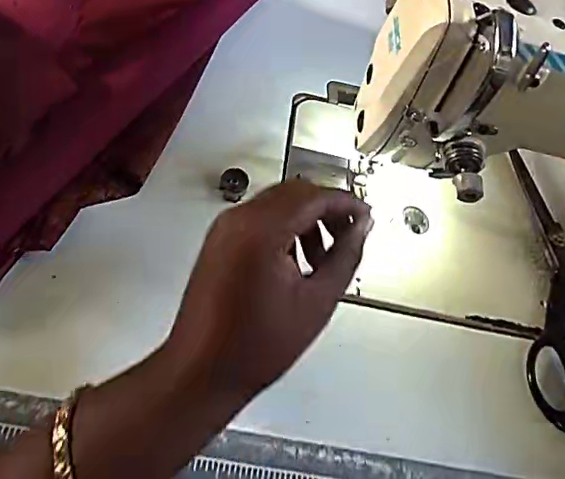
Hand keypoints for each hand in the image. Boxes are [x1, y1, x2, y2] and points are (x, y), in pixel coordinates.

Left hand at [162, 179, 371, 399]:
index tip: (362, 212)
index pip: (312, 196)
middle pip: (294, 192)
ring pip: (277, 202)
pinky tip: (296, 261)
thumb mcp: (316, 302)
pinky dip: (283, 228)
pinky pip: (259, 217)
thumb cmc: (248, 348)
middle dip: (326, 209)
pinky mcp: (219, 239)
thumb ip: (344, 258)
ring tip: (322, 257)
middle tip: (349, 230)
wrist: (202, 371)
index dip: (344, 202)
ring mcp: (225, 228)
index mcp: (261, 230)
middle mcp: (238, 220)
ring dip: (305, 219)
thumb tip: (359, 230)